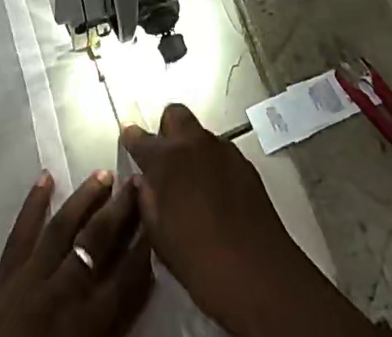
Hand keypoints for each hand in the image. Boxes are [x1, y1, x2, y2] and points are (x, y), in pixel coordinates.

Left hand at [0, 169, 152, 336]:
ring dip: (85, 200)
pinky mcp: (5, 274)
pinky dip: (33, 203)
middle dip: (120, 212)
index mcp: (88, 322)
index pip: (126, 279)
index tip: (159, 216)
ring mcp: (30, 277)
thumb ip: (116, 326)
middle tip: (137, 181)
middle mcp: (63, 291)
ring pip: (62, 228)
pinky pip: (21, 232)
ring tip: (103, 174)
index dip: (145, 248)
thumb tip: (142, 285)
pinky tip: (45, 177)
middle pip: (96, 243)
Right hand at [122, 104, 382, 336]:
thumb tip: (145, 183)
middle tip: (167, 159)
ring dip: (194, 149)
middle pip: (175, 114)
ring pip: (202, 135)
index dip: (132, 140)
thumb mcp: (158, 235)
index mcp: (164, 158)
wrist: (259, 276)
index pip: (137, 135)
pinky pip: (224, 154)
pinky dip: (216, 165)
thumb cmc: (198, 259)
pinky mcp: (248, 167)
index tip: (131, 147)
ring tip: (196, 181)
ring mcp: (224, 152)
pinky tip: (219, 194)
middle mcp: (193, 144)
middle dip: (167, 130)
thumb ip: (146, 200)